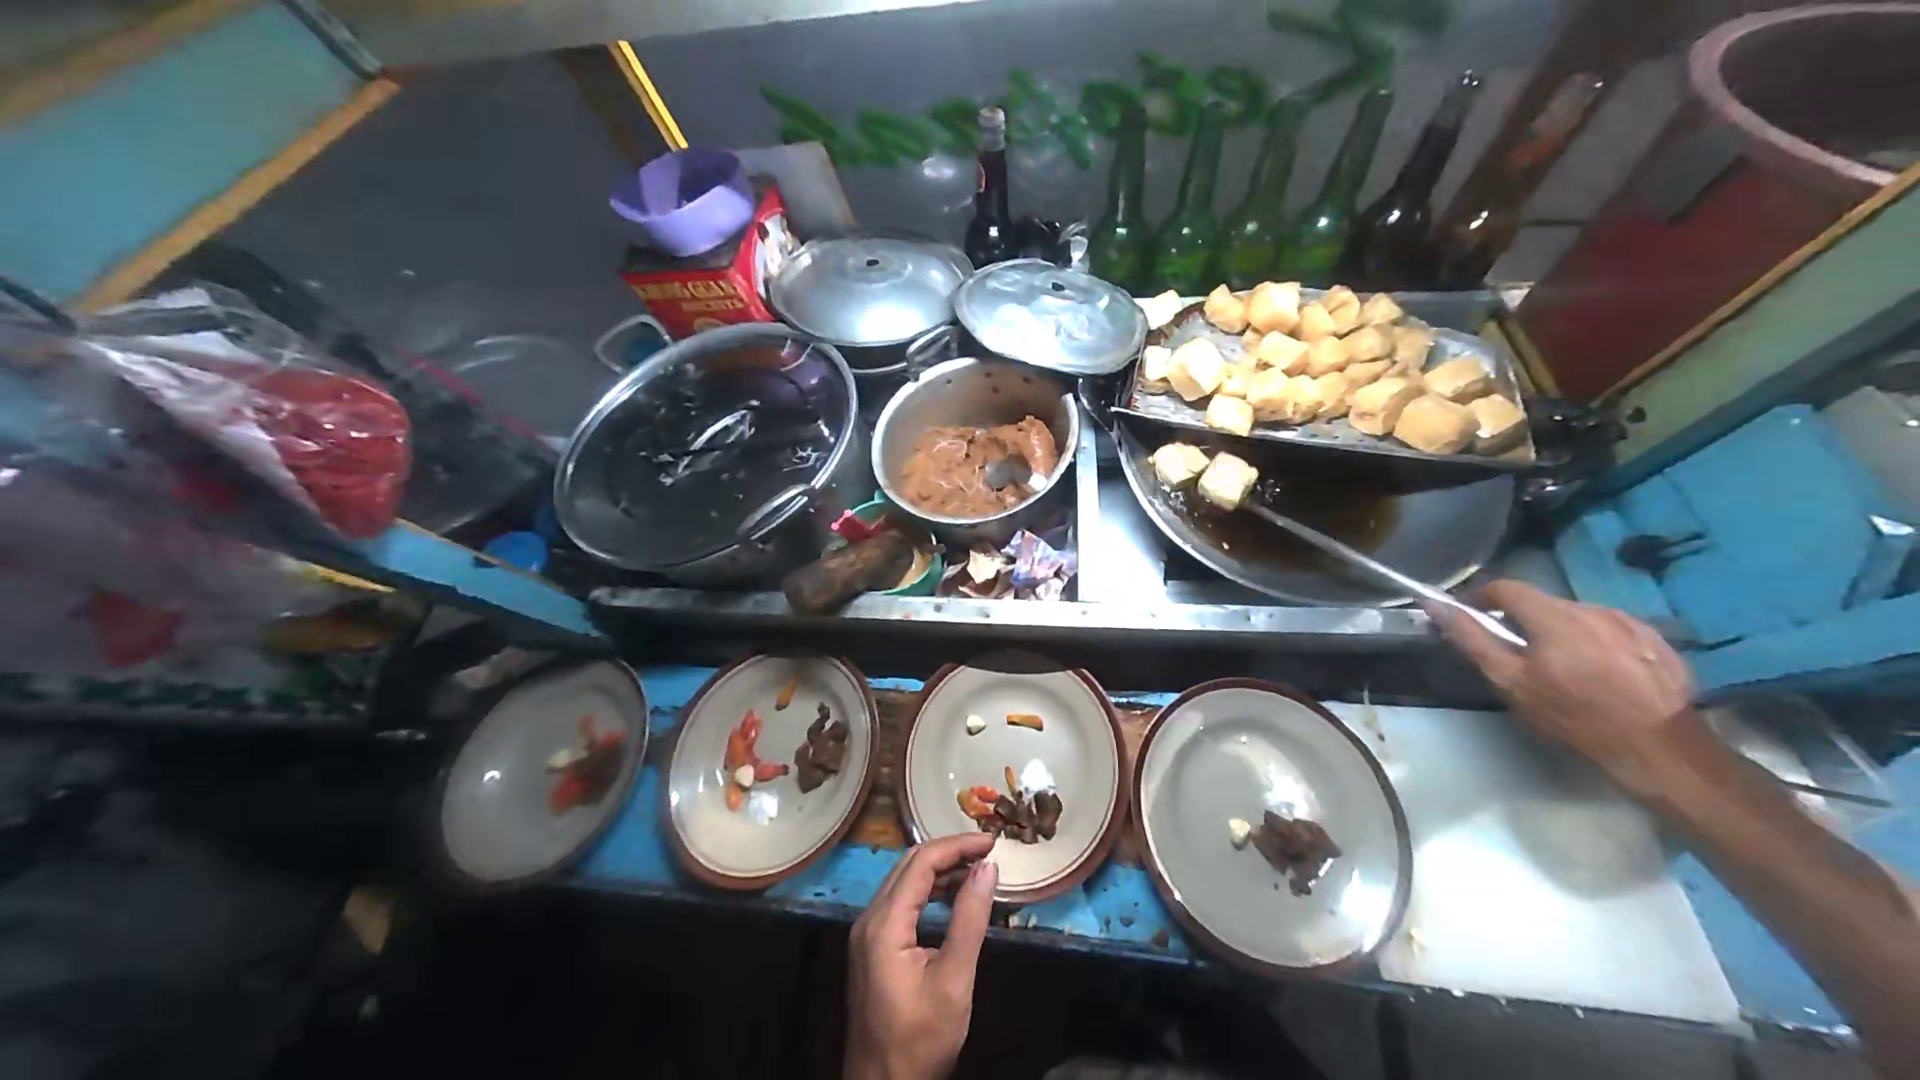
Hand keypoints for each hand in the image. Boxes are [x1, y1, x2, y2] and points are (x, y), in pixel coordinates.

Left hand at [845, 833, 997, 1079]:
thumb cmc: (920, 1040)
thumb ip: (969, 920)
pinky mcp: (872, 945)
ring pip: (904, 880)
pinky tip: (953, 894)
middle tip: (988, 851)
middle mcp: (869, 918)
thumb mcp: (953, 981)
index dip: (958, 846)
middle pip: (909, 864)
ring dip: (940, 869)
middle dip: (949, 851)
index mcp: (884, 923)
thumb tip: (988, 869)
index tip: (993, 842)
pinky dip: (929, 889)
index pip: (921, 862)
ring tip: (978, 869)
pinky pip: (901, 900)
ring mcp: (867, 932)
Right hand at [1431, 580, 1695, 796]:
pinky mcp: (1658, 641)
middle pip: (1543, 602)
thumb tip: (1436, 606)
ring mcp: (1632, 624)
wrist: (1660, 750)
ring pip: (1577, 616)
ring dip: (1558, 630)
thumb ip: (1472, 638)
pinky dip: (1593, 642)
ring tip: (1558, 664)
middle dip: (1521, 619)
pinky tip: (1596, 672)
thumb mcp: (1511, 681)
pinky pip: (1610, 630)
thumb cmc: (1573, 716)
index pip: (1506, 587)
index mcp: (1555, 616)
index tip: (1470, 617)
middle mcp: (1594, 609)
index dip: (1480, 598)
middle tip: (1514, 652)